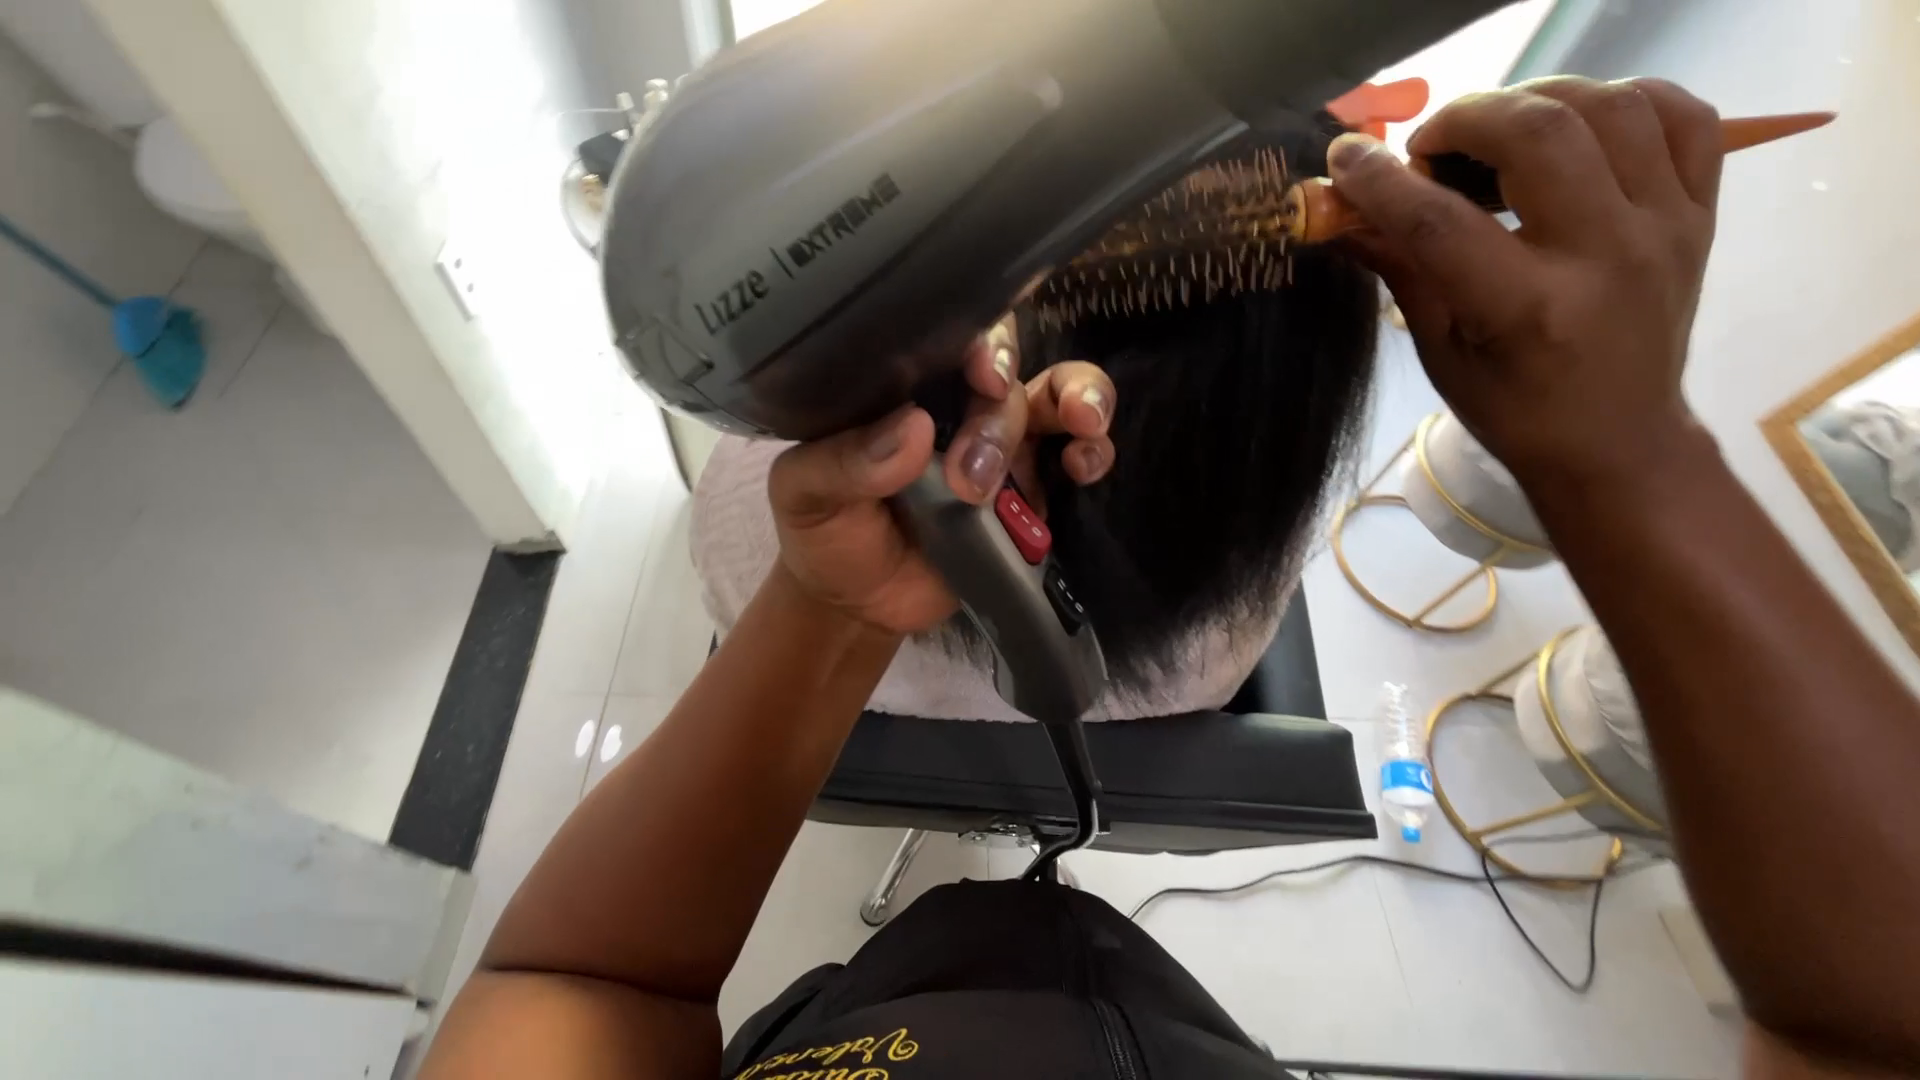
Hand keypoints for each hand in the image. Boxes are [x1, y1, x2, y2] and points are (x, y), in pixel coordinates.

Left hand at [767, 320, 1116, 634]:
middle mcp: (954, 408)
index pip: (947, 338)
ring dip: (1080, 399)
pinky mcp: (1028, 491)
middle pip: (1005, 375)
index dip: (978, 343)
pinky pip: (1076, 455)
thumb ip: (842, 463)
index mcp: (901, 392)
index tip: (984, 375)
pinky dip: (1092, 450)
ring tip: (1083, 428)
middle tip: (973, 475)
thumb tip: (914, 430)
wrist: (862, 603)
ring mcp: (999, 447)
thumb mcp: (806, 496)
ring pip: (1055, 395)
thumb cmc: (826, 535)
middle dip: (1002, 416)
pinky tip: (1083, 466)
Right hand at [1329, 76, 1723, 482]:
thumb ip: (1403, 271)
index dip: (1382, 182)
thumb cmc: (1511, 409)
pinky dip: (1625, 100)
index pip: (1441, 223)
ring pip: (1613, 106)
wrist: (1616, 439)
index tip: (1345, 156)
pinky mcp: (1700, 213)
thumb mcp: (1440, 350)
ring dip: (1539, 98)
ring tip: (1496, 129)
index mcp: (1526, 308)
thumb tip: (1346, 220)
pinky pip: (1683, 117)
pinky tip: (1576, 124)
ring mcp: (1665, 226)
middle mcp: (1605, 255)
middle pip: (1539, 134)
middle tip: (1430, 144)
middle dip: (1467, 117)